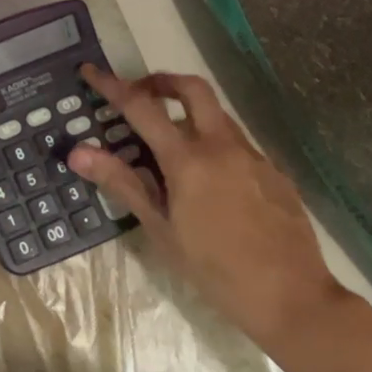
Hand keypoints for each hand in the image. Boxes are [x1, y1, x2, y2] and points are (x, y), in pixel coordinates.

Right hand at [69, 66, 349, 346]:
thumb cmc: (216, 270)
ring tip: (168, 140)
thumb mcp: (161, 230)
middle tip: (139, 95)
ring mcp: (253, 156)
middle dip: (161, 82)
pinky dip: (213, 141)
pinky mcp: (274, 173)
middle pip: (192, 88)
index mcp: (188, 159)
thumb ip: (122, 183)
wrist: (294, 299)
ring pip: (217, 114)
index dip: (112, 86)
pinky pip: (237, 142)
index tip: (91, 71)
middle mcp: (222, 145)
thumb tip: (78, 152)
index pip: (142, 107)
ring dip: (189, 111)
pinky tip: (207, 178)